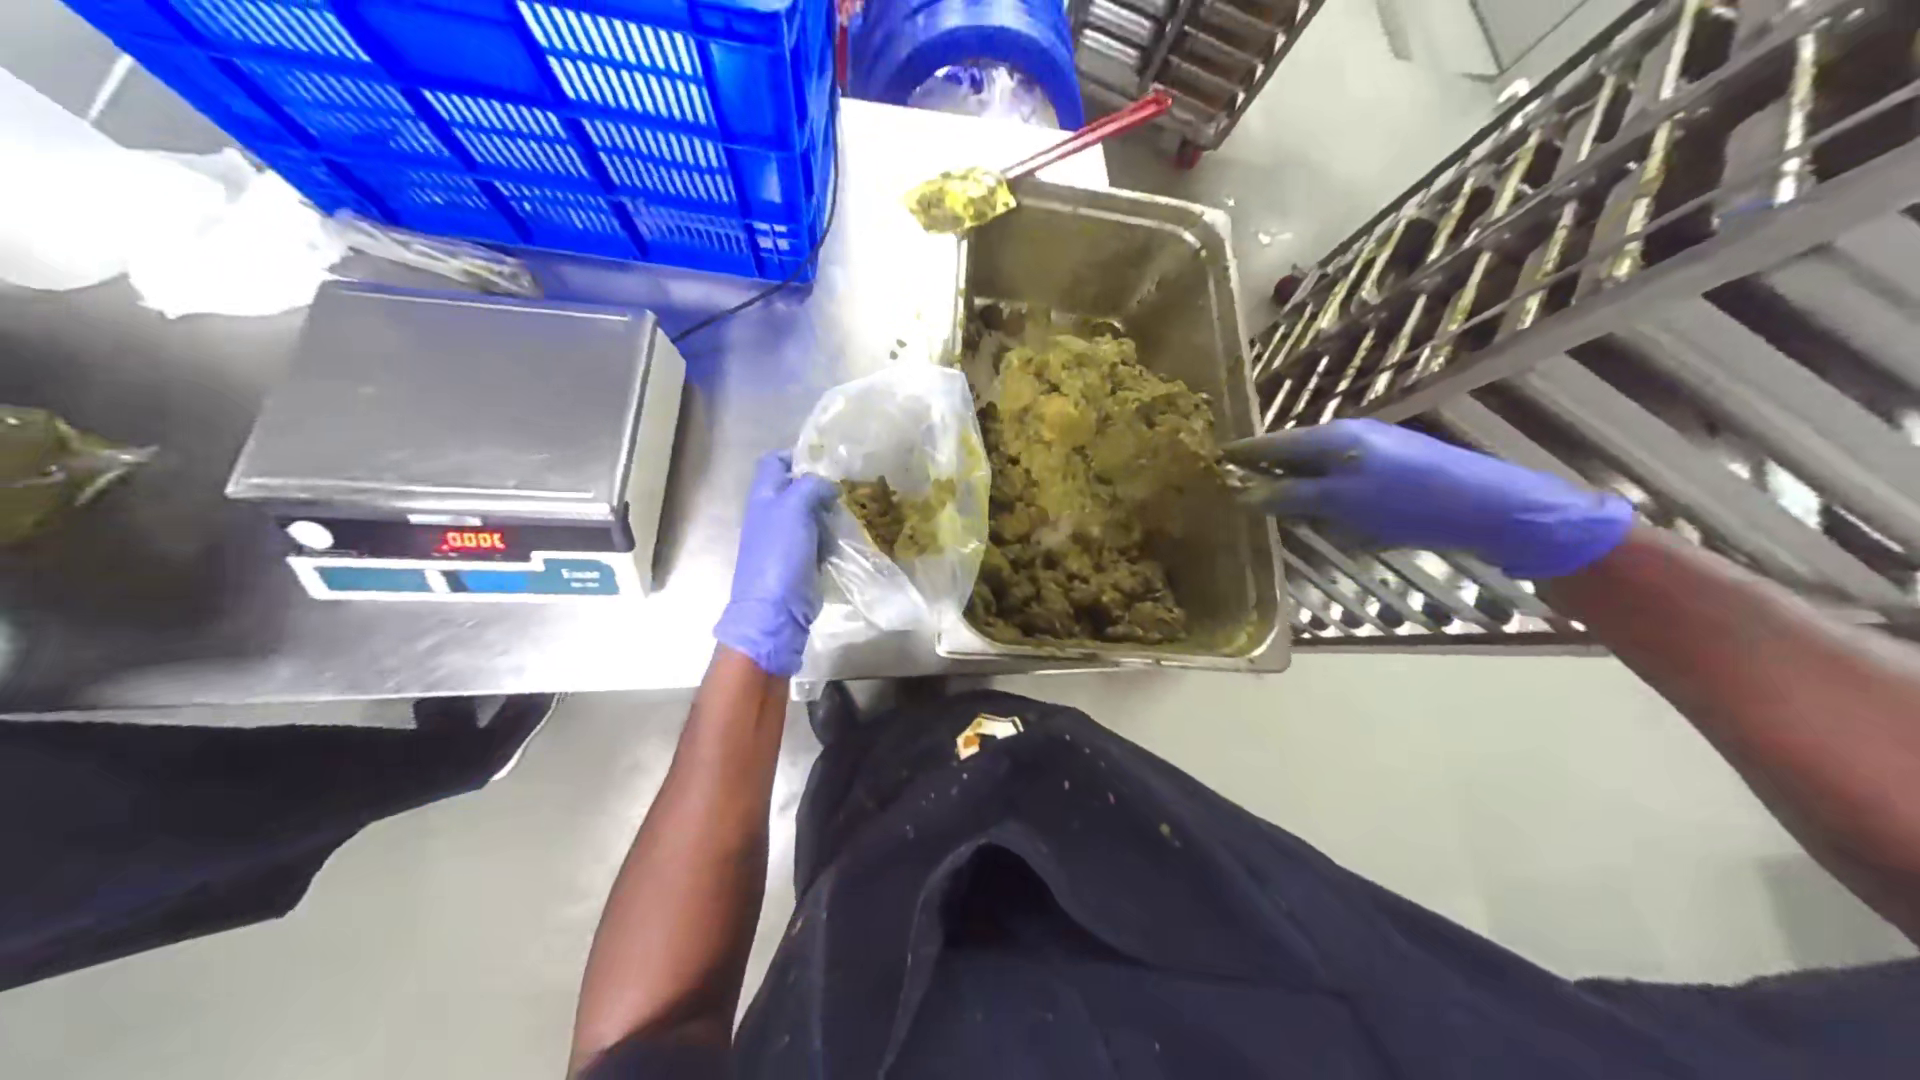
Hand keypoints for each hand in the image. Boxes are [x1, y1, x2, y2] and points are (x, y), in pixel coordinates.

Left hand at [713, 451, 838, 675]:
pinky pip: (821, 538)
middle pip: (798, 488)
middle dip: (822, 486)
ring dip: (830, 514)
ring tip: (850, 513)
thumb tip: (827, 485)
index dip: (797, 455)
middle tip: (846, 488)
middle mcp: (773, 513)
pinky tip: (844, 539)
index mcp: (764, 496)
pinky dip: (832, 537)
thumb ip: (811, 485)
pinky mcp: (803, 558)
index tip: (827, 459)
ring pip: (813, 514)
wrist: (776, 608)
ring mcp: (788, 538)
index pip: (775, 462)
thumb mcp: (794, 508)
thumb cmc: (781, 553)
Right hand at [1222, 418, 1633, 578]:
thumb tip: (1242, 495)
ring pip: (1321, 468)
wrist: (1491, 506)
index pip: (1273, 444)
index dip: (1242, 454)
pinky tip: (1335, 520)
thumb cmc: (1407, 502)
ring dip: (1301, 488)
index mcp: (1332, 438)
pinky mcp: (1397, 467)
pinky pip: (1346, 480)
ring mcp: (1376, 449)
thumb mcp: (1340, 504)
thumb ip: (1290, 497)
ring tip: (1283, 513)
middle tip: (1241, 493)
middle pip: (1296, 454)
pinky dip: (1329, 497)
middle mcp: (1351, 436)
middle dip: (1269, 473)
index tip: (1214, 459)